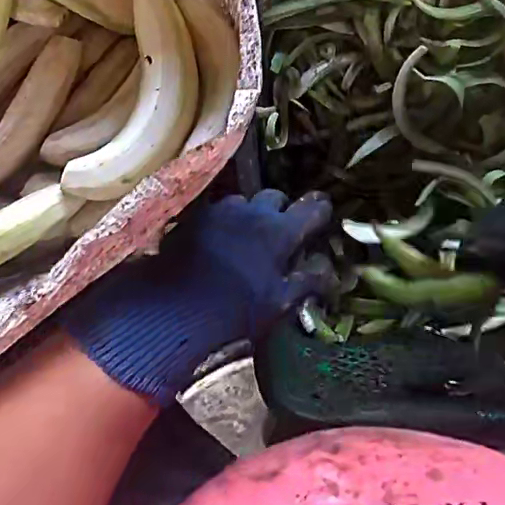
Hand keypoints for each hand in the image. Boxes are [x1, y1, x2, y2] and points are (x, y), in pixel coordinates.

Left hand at [61, 190, 333, 402]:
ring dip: (250, 215)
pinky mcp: (194, 217)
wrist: (176, 307)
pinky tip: (217, 243)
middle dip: (282, 211)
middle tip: (279, 233)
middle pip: (276, 197)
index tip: (320, 217)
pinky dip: (223, 222)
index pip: (313, 208)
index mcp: (281, 231)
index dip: (320, 211)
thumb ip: (309, 281)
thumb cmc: (237, 308)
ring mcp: (221, 210)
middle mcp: (253, 212)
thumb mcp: (280, 301)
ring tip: (245, 238)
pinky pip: (217, 211)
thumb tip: (329, 269)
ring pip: (244, 202)